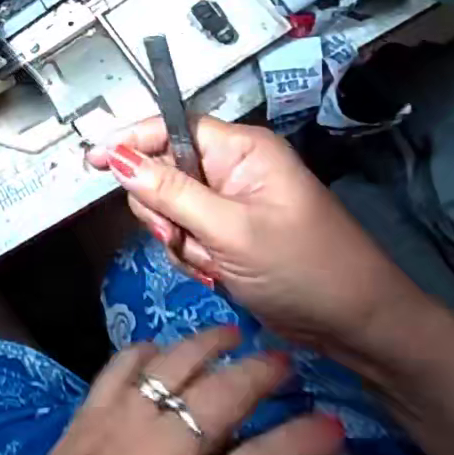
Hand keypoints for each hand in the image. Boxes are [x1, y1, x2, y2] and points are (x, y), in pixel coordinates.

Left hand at [0, 326, 342, 454]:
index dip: (304, 443)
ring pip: (171, 366)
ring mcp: (114, 428)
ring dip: (206, 345)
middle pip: (220, 398)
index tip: (332, 423)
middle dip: (260, 374)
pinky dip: (146, 350)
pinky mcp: (84, 414)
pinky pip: (120, 366)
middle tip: (283, 362)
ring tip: (233, 334)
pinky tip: (163, 348)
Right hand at [87, 116, 435, 362]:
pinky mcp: (228, 230)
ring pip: (170, 206)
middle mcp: (231, 167)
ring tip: (209, 262)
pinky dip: (191, 253)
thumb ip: (171, 193)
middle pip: (163, 169)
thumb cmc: (305, 269)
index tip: (94, 160)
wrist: (358, 327)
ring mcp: (230, 200)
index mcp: (240, 149)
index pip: (172, 127)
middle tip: (177, 238)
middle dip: (162, 208)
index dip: (132, 140)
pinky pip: (186, 231)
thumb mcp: (232, 231)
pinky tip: (215, 272)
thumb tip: (117, 158)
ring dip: (178, 237)